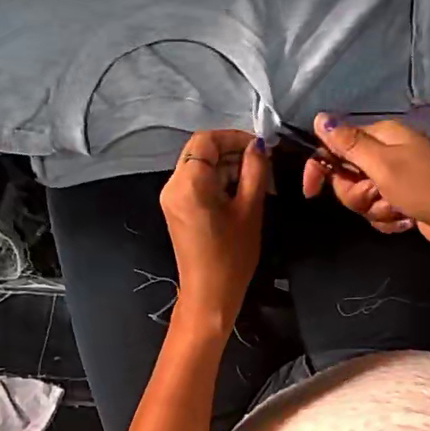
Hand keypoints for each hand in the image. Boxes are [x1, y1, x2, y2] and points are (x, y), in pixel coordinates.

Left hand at [160, 129, 268, 329]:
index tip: (258, 147)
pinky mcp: (174, 207)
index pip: (206, 140)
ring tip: (253, 179)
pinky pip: (193, 181)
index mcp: (189, 182)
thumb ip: (254, 171)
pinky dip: (214, 179)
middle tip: (259, 163)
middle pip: (199, 150)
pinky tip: (237, 191)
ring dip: (224, 165)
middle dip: (230, 151)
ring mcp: (170, 196)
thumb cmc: (232, 255)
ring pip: (197, 164)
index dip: (233, 137)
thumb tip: (258, 145)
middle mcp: (173, 184)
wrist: (209, 293)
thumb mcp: (250, 208)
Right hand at [300, 113, 429, 261]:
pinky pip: (377, 213)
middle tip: (376, 195)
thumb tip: (319, 117)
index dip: (320, 167)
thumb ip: (349, 143)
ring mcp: (395, 181)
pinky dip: (388, 220)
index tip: (311, 190)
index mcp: (381, 137)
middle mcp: (386, 156)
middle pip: (345, 176)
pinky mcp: (403, 204)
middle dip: (355, 193)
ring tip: (398, 209)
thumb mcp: (385, 164)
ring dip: (374, 209)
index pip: (335, 145)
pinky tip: (406, 221)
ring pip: (360, 199)